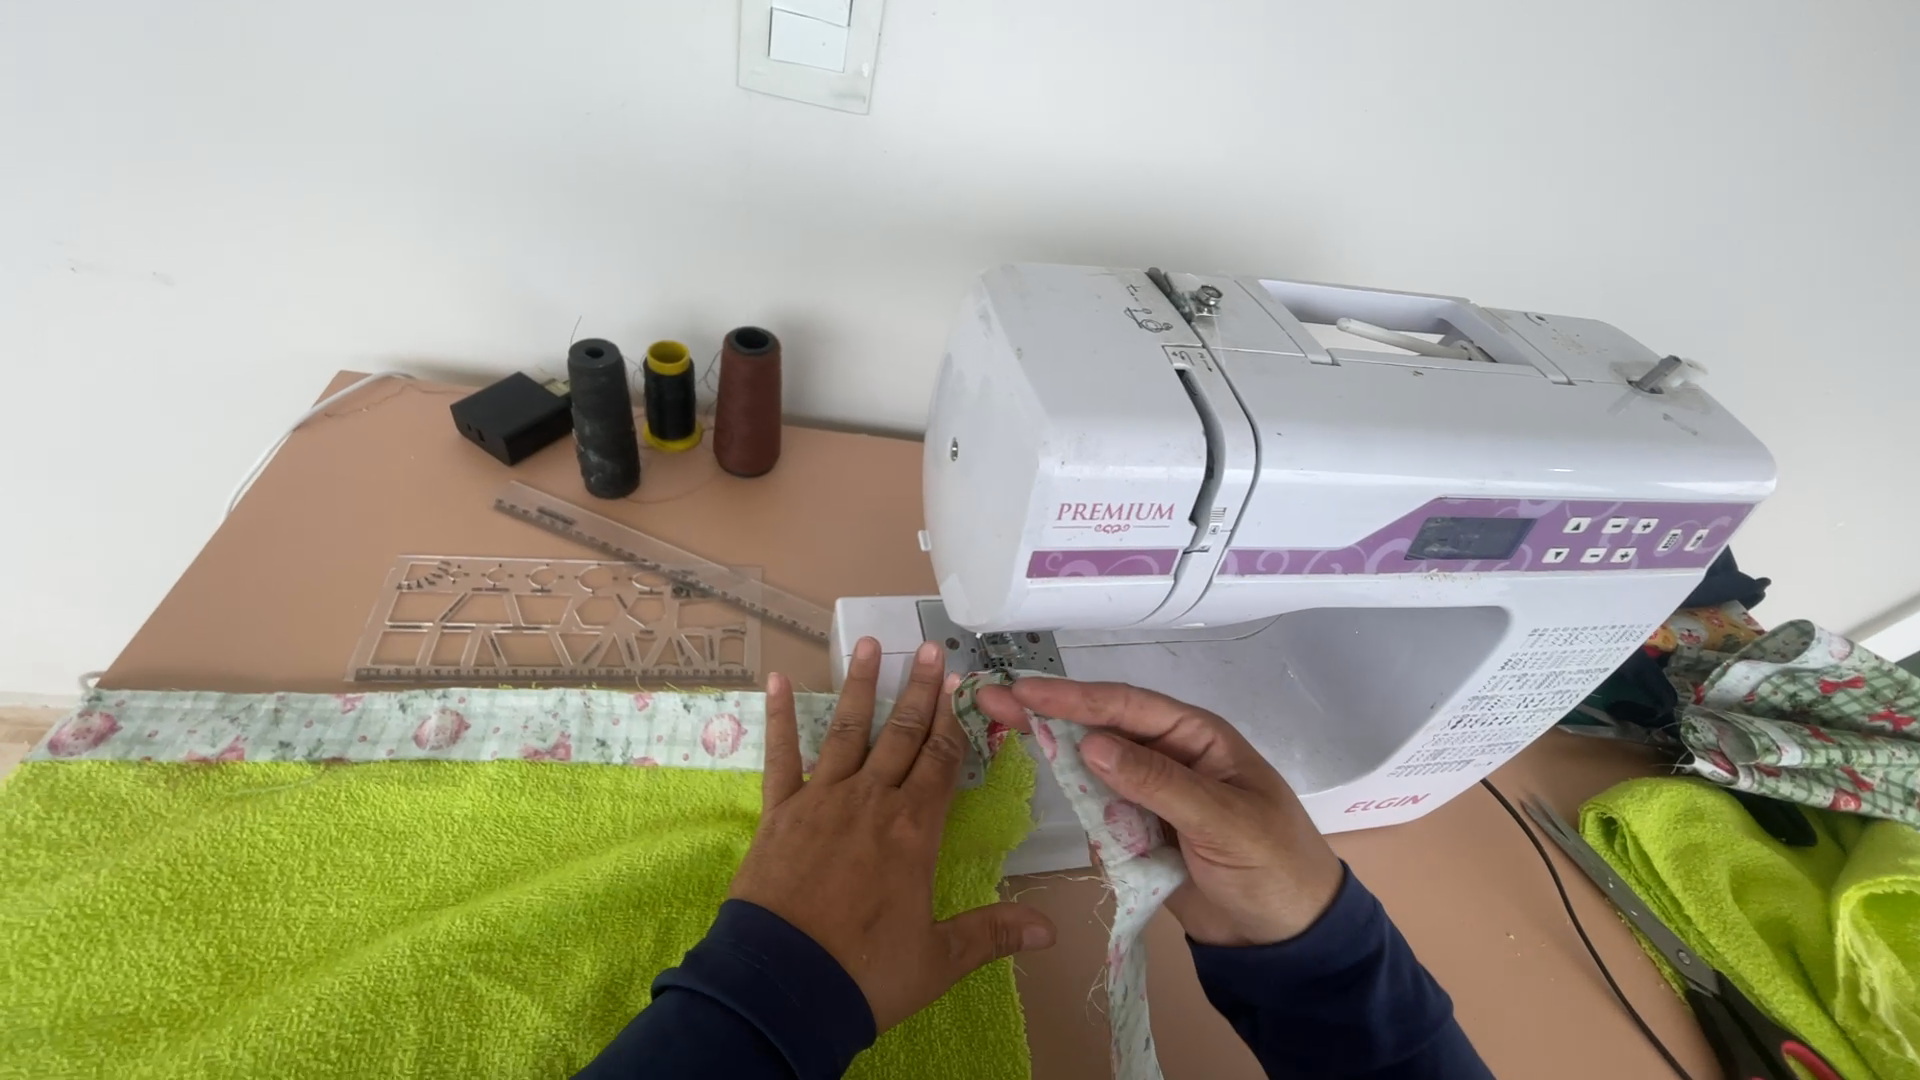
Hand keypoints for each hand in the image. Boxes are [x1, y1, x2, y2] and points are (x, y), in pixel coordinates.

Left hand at [729, 638, 1057, 1031]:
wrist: (780, 989)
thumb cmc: (865, 971)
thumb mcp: (937, 960)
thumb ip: (992, 934)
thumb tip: (1052, 932)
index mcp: (914, 828)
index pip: (943, 759)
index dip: (956, 720)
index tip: (964, 683)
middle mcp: (873, 799)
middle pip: (903, 733)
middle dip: (921, 689)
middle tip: (931, 648)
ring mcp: (824, 798)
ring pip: (849, 729)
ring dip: (863, 684)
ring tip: (873, 643)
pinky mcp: (781, 810)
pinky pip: (781, 755)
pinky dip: (779, 717)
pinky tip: (775, 680)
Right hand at [975, 678, 1342, 946]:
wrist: (1287, 942)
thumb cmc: (1273, 866)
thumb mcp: (1223, 820)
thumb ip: (1156, 781)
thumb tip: (1090, 743)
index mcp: (1194, 735)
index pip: (1125, 706)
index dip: (1073, 697)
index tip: (1025, 692)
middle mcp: (1166, 754)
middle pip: (1099, 727)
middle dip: (1050, 714)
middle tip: (993, 698)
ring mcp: (1149, 792)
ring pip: (1092, 769)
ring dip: (1058, 760)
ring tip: (1005, 735)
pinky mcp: (1138, 829)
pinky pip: (1098, 812)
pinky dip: (1082, 811)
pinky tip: (1062, 800)